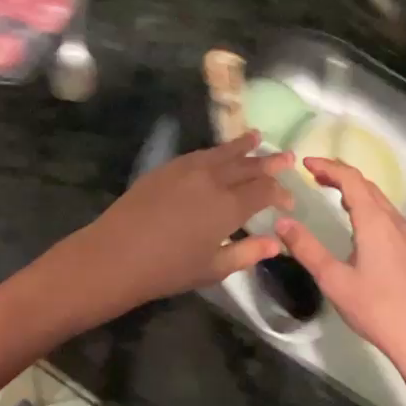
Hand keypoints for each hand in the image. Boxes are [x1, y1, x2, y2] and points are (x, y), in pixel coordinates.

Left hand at [50, 131, 293, 316]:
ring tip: (257, 136)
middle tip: (287, 157)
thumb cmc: (168, 269)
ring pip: (222, 152)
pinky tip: (219, 153)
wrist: (116, 254)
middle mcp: (212, 180)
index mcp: (228, 206)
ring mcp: (187, 169)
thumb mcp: (213, 269)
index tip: (289, 201)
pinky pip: (199, 154)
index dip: (280, 193)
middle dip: (269, 162)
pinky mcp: (166, 168)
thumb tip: (277, 242)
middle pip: (247, 165)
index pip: (263, 191)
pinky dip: (216, 151)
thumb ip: (247, 252)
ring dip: (242, 146)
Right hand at [275, 158, 405, 381]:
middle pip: (368, 187)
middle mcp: (395, 222)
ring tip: (333, 197)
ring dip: (356, 193)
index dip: (327, 166)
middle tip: (314, 177)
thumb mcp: (334, 280)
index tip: (305, 163)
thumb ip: (307, 249)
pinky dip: (369, 209)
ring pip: (381, 203)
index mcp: (375, 222)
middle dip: (340, 176)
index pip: (351, 179)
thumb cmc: (378, 309)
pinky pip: (390, 219)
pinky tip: (362, 229)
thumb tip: (281, 221)